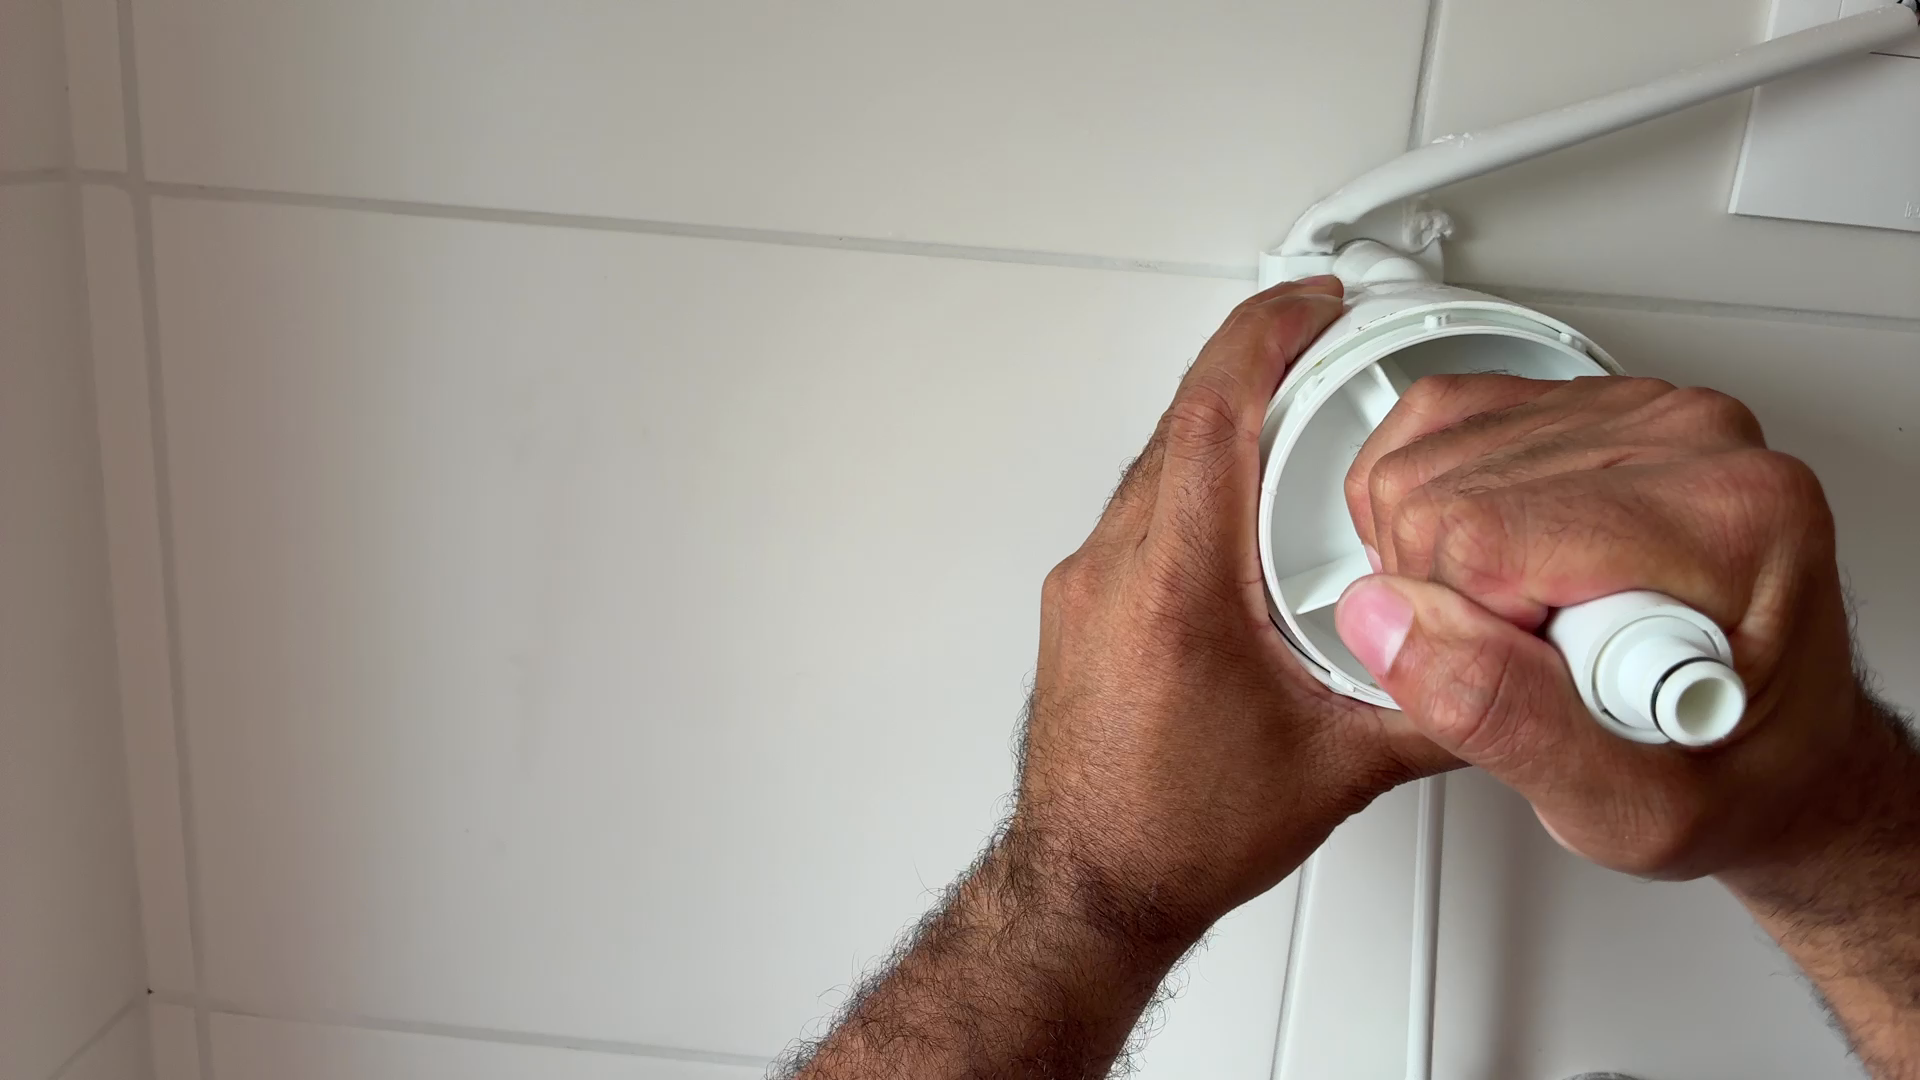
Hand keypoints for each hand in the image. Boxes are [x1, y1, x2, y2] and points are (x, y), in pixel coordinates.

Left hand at [1012, 276, 1451, 940]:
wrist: (1092, 872)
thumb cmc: (1174, 831)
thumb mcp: (1333, 766)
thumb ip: (1429, 703)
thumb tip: (1491, 662)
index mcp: (1173, 595)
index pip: (1207, 419)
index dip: (1258, 339)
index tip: (1302, 302)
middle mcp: (1110, 575)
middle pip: (1176, 430)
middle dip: (1246, 374)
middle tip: (1308, 349)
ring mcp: (1080, 585)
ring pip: (1148, 469)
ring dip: (1212, 433)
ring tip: (1279, 427)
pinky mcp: (1073, 604)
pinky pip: (1129, 513)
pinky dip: (1181, 487)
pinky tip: (1224, 513)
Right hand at [1332, 374, 1919, 1074]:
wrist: (1754, 736)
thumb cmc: (1701, 770)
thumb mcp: (1602, 798)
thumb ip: (1488, 707)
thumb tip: (1385, 619)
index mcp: (1708, 530)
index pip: (1465, 532)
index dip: (1431, 612)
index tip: (1472, 658)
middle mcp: (1685, 447)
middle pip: (1435, 485)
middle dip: (1419, 572)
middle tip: (1487, 636)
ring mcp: (1635, 415)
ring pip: (1420, 444)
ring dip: (1412, 532)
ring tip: (1481, 594)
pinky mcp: (1583, 408)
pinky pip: (1431, 418)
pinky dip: (1412, 483)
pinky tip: (1463, 542)